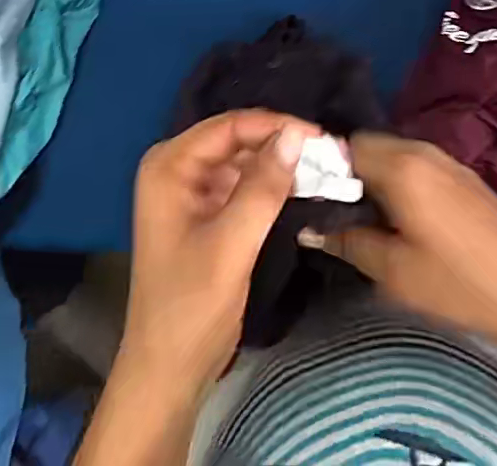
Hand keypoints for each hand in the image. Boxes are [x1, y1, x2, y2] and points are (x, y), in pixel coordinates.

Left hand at [117, 110, 315, 385]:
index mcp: (169, 166)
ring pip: (244, 159)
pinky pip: (244, 182)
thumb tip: (296, 134)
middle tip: (328, 153)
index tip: (320, 137)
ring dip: (280, 162)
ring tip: (323, 167)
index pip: (229, 126)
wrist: (169, 372)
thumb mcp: (231, 244)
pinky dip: (272, 183)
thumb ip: (264, 187)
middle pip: (237, 138)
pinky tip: (302, 186)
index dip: (275, 125)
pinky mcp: (207, 210)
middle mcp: (176, 168)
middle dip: (280, 142)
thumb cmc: (191, 307)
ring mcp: (191, 190)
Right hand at [299, 131, 496, 369]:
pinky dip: (397, 182)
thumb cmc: (461, 284)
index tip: (308, 195)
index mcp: (402, 165)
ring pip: (393, 155)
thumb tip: (310, 228)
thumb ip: (347, 241)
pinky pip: (415, 165)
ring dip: (372, 177)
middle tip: (332, 210)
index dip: (323, 166)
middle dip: (347, 172)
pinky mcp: (463, 176)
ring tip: (361, 218)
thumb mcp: (394, 272)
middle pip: (369, 145)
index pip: (346, 144)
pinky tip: (398, 218)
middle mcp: (423, 150)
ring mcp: (447, 160)